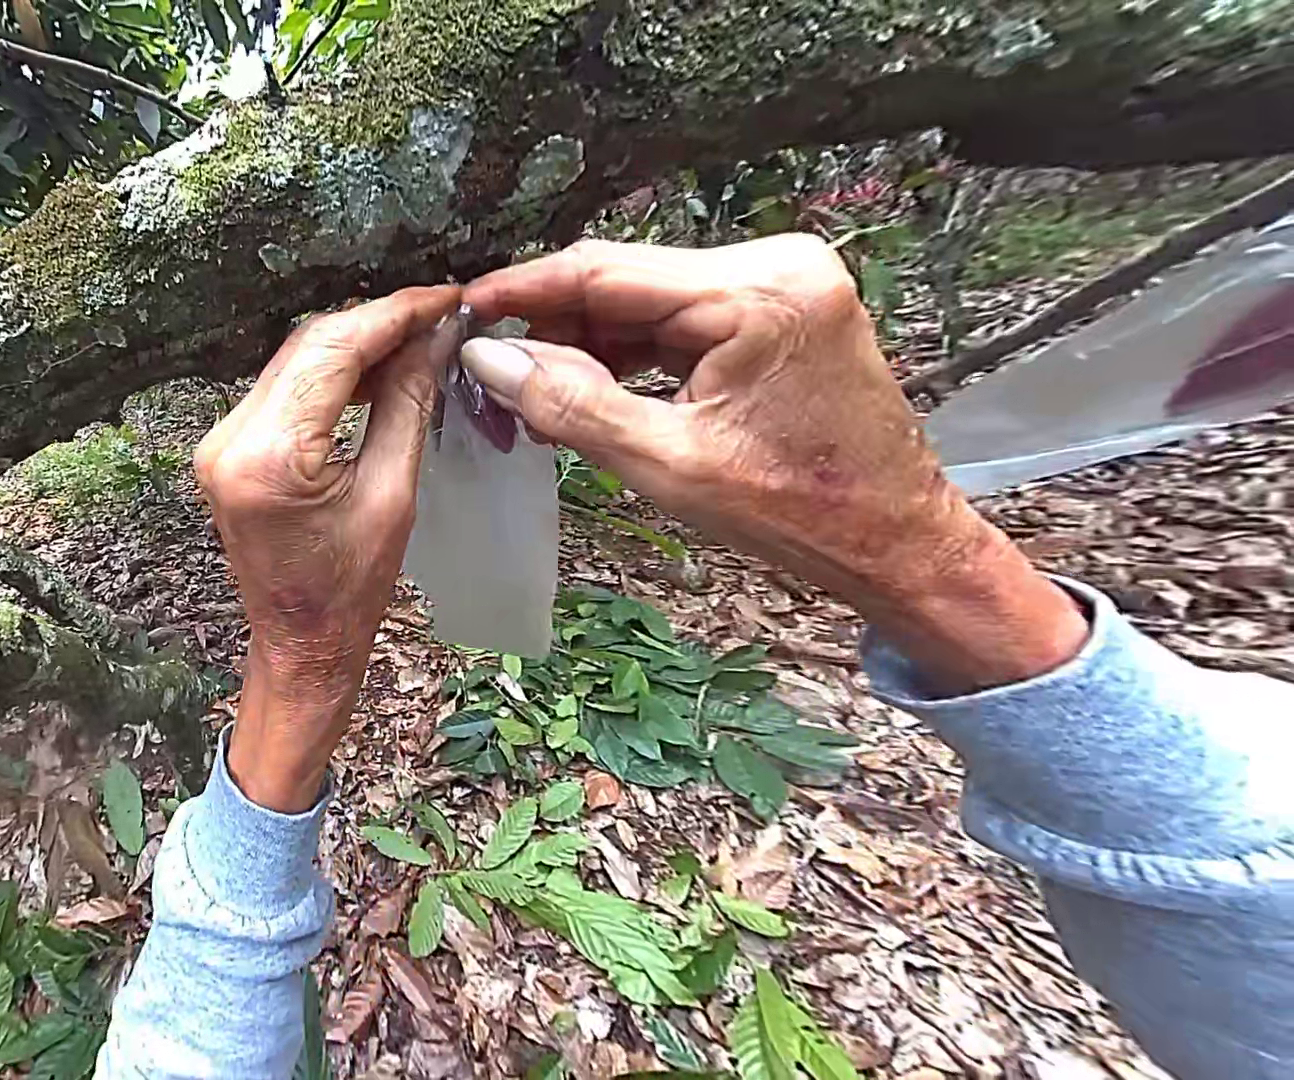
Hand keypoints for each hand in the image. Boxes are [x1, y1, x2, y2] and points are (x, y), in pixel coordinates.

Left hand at [196, 285, 461, 810]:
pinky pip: (283, 391)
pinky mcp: (227, 450)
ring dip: (353, 346)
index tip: (442, 299)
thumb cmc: (351, 591)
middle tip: (434, 319)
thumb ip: (406, 404)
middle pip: (309, 347)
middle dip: (375, 324)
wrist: (300, 643)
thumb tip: (433, 339)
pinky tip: (370, 374)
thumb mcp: (393, 496)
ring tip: (413, 343)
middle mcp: (230, 439)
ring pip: (294, 362)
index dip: (394, 314)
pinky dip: (328, 375)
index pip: (334, 350)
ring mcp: (220, 443)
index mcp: (271, 456)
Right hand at [460, 237, 1084, 692]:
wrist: (890, 539)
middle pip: (619, 283)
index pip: (605, 271)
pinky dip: (615, 360)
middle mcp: (767, 267)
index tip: (465, 307)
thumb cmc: (789, 511)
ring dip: (578, 348)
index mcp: (756, 291)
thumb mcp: (663, 462)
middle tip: (493, 375)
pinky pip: (664, 327)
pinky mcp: (762, 317)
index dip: (523, 288)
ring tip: (530, 398)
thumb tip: (490, 359)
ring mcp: (768, 289)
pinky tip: (580, 394)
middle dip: (548, 328)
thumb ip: (570, 404)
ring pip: (636, 306)